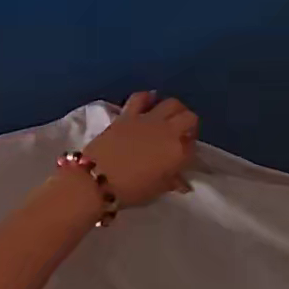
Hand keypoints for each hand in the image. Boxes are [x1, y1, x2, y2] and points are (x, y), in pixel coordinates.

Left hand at [80, 91, 198, 206]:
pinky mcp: (128, 114)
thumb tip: (181, 183)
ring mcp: (148, 119)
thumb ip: (171, 182)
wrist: (96, 178)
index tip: (182, 157)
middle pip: (189, 119)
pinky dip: (147, 98)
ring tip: (169, 118)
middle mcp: (168, 131)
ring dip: (175, 110)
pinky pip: (142, 97)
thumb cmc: (129, 190)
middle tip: (182, 135)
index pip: (193, 147)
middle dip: (190, 126)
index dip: (189, 151)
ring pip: (172, 104)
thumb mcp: (155, 190)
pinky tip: (149, 102)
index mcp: (178, 153)